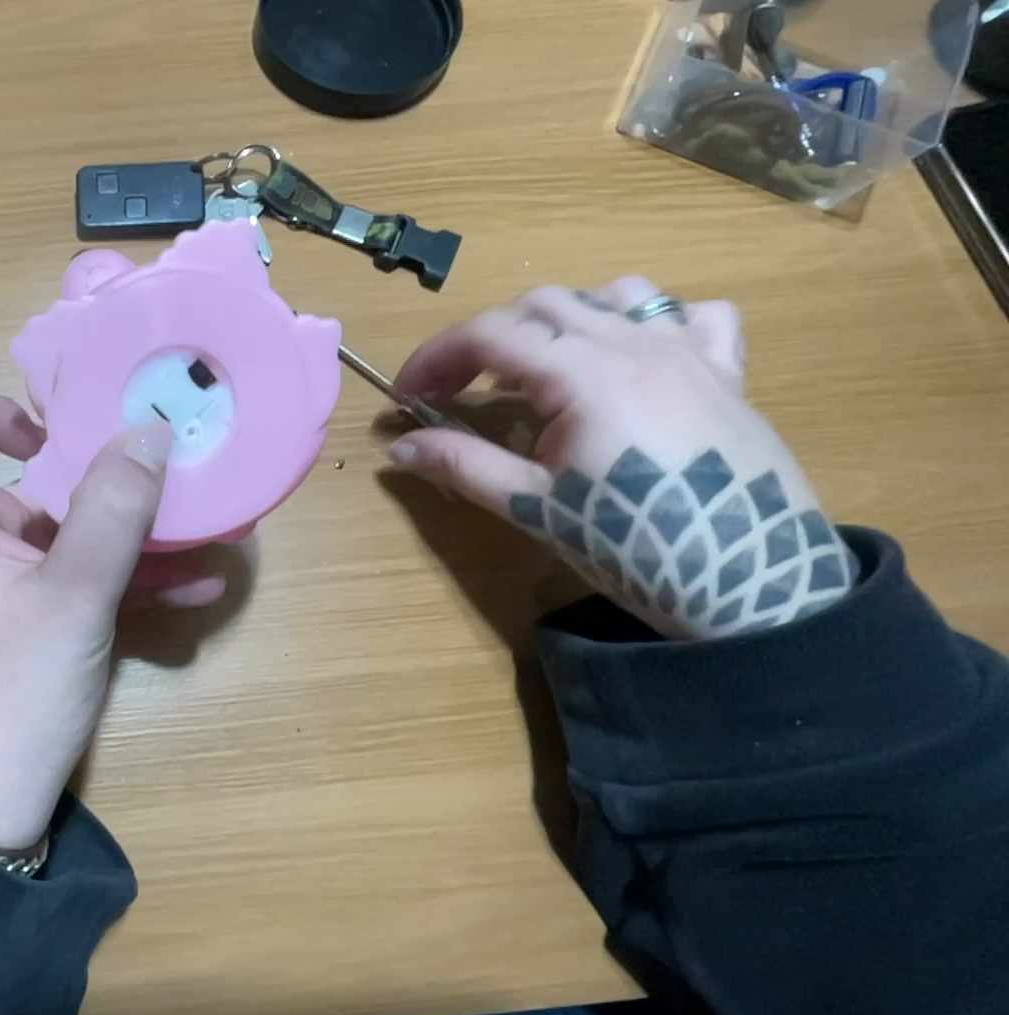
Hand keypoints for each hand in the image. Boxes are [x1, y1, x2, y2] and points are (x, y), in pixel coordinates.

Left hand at [0, 395, 220, 850]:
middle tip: (172, 469)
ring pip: (74, 536)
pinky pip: (86, 584)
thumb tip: (147, 431)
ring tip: (211, 527)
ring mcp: (12, 589)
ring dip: (137, 532)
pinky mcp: (40, 626)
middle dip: (107, 475)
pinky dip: (133, 579)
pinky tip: (199, 587)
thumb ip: (113, 511)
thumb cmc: (12, 687)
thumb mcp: (73, 595)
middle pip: (35, 482)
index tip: (59, 432)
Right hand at [386, 276, 856, 639]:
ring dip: (558, 319)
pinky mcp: (725, 373)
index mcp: (585, 374)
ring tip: (536, 366)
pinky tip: (629, 358)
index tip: (405, 396)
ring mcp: (689, 352)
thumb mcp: (534, 507)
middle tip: (454, 388)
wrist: (754, 583)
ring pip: (613, 295)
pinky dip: (648, 321)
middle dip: (483, 338)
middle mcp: (637, 345)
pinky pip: (691, 315)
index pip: (490, 334)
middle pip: (541, 304)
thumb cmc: (632, 544)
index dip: (434, 357)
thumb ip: (462, 466)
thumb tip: (397, 449)